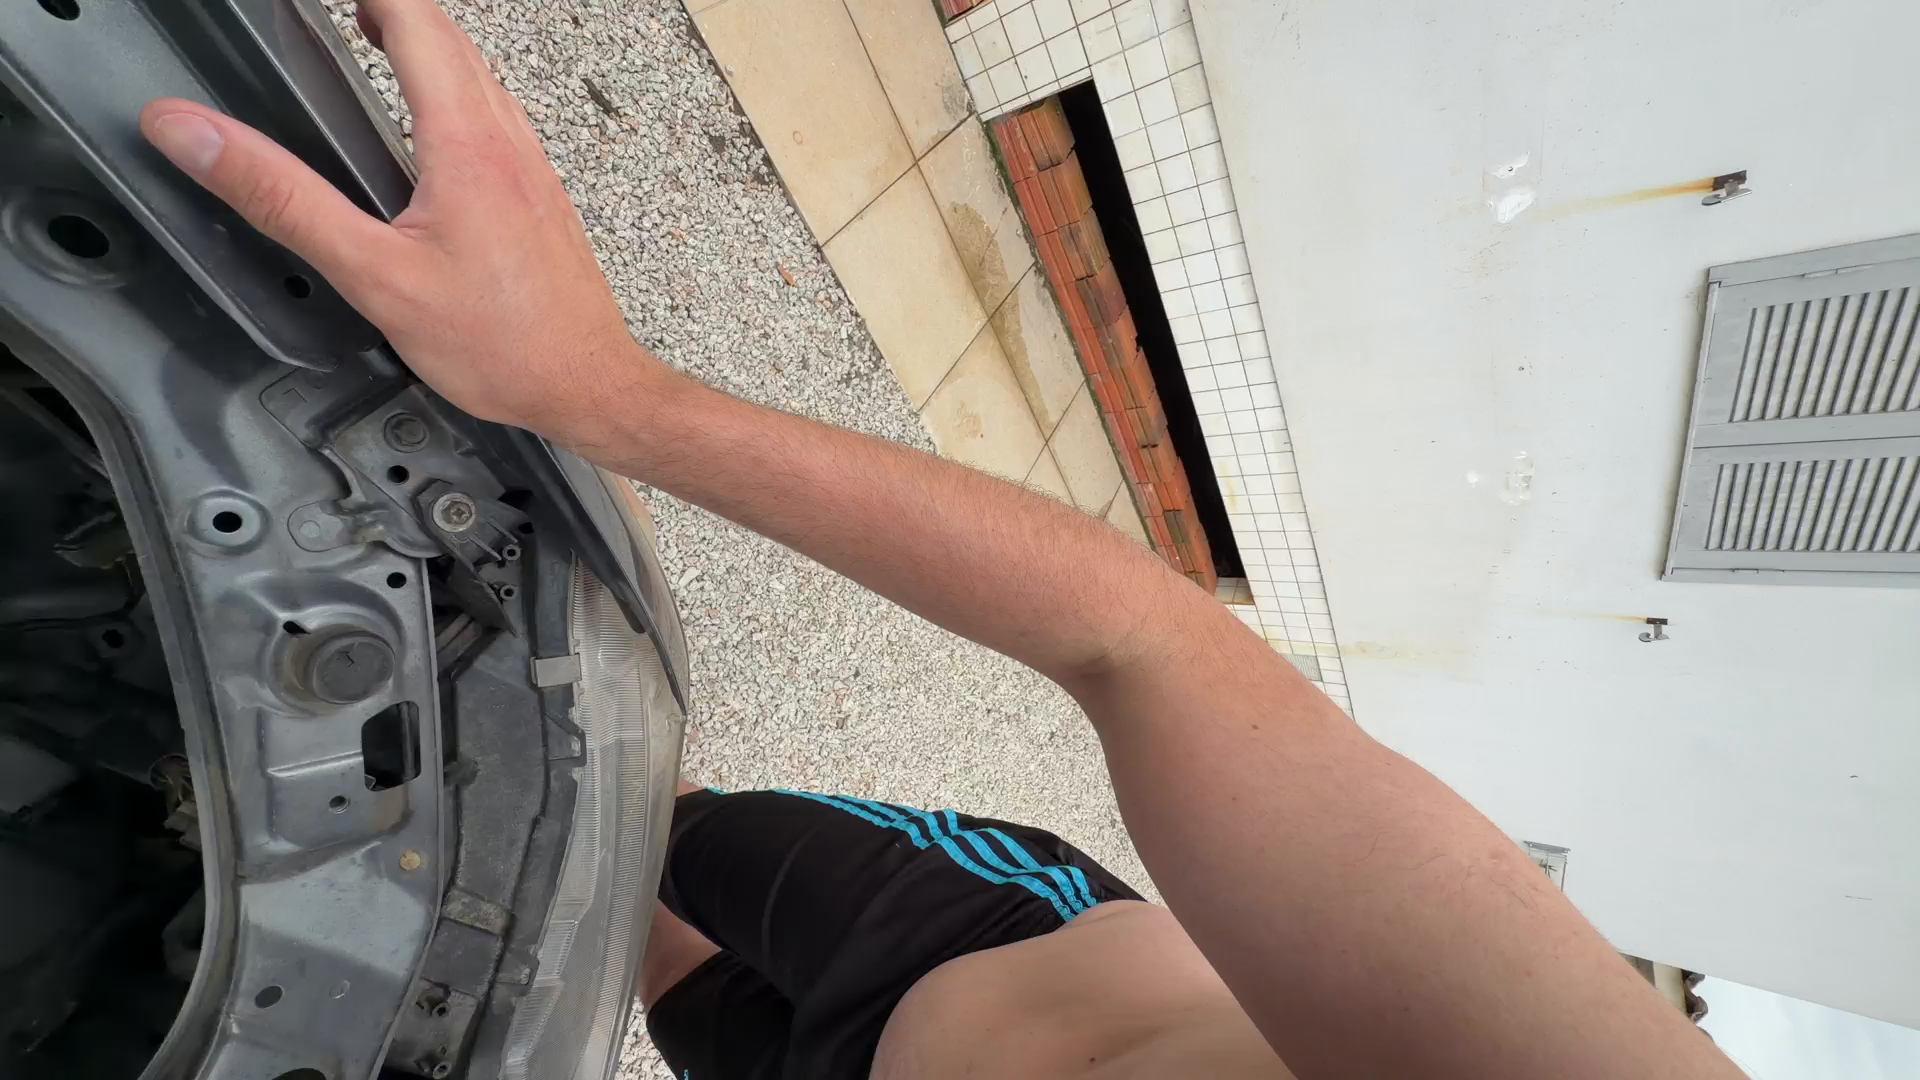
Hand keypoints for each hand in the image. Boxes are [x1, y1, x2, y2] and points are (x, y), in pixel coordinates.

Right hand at [138, 0, 661, 442]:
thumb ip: (285, 200)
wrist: (592, 388)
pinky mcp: (553, 213)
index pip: (420, 25)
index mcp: (472, 150)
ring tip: (386, 56)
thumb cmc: (508, 346)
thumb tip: (192, 132)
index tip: (333, 3)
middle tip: (346, 14)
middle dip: (397, 13)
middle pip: (458, 47)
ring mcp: (543, 182)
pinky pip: (512, 136)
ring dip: (439, 58)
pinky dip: (471, 108)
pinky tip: (448, 144)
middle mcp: (517, 154)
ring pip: (491, 90)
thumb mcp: (378, 277)